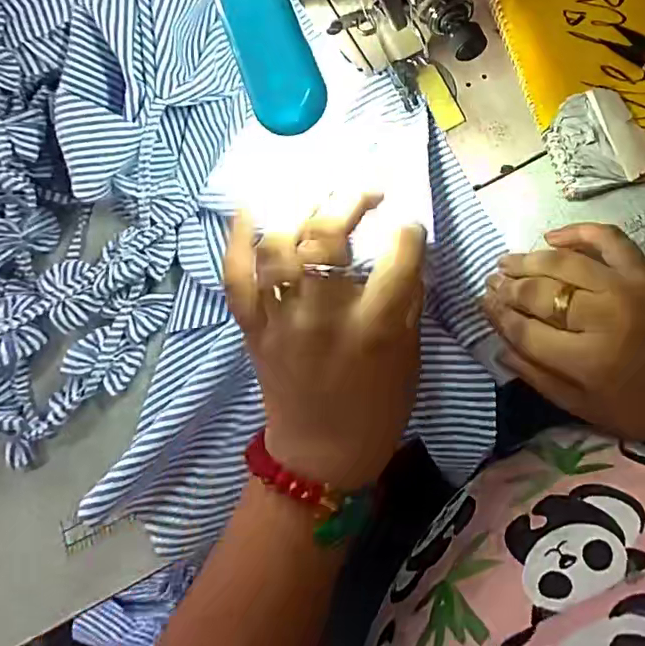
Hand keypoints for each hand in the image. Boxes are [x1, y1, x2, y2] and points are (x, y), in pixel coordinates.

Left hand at [224, 194, 426, 489]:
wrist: (320, 454)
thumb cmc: (378, 405)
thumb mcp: (409, 353)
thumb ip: (407, 298)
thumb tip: (404, 250)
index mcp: (375, 326)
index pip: (397, 255)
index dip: (408, 230)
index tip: (407, 226)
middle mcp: (324, 316)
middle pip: (327, 236)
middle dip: (348, 199)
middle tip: (364, 191)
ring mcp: (281, 319)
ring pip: (277, 246)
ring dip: (296, 208)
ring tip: (316, 193)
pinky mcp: (252, 328)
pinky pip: (235, 275)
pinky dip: (237, 237)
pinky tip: (249, 208)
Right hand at [480, 223, 644, 446]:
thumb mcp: (589, 411)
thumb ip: (541, 380)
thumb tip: (501, 347)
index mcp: (588, 362)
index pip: (527, 330)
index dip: (499, 316)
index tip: (483, 305)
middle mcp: (602, 318)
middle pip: (540, 293)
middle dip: (509, 287)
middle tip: (490, 282)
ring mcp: (625, 286)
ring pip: (564, 262)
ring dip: (530, 259)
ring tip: (507, 261)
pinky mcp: (643, 269)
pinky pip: (606, 238)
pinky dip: (578, 232)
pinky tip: (552, 236)